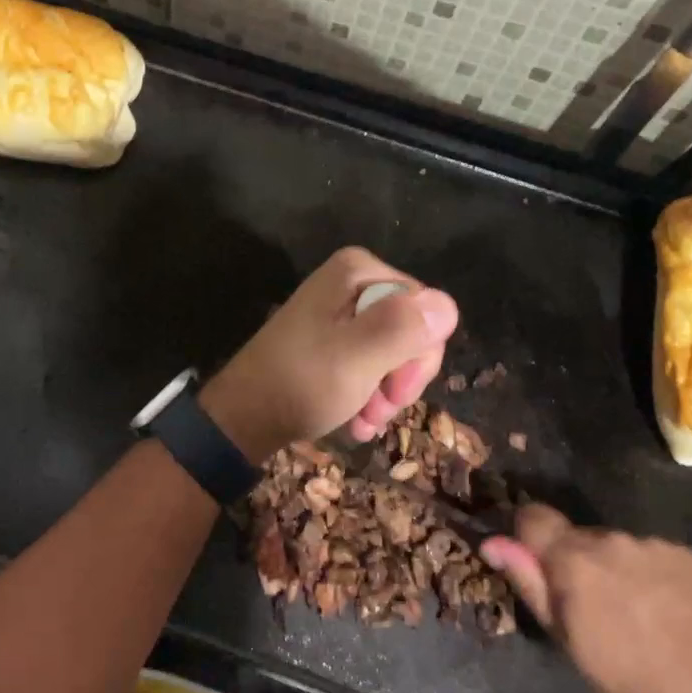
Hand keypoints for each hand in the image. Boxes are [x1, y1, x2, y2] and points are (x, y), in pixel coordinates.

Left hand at [199, 247, 456, 459]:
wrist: (243, 418)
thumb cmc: (301, 384)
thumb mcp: (357, 358)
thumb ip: (401, 329)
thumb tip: (448, 304)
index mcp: (358, 271)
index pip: (426, 309)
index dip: (419, 355)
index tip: (396, 391)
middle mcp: (351, 280)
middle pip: (411, 330)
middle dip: (401, 378)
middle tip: (380, 410)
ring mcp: (340, 309)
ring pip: (394, 351)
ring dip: (386, 393)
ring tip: (364, 421)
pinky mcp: (331, 336)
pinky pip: (370, 360)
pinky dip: (369, 393)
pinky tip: (356, 420)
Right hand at [481, 506, 691, 692]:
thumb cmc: (637, 683)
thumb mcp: (572, 644)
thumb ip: (531, 586)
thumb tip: (493, 543)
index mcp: (573, 560)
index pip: (532, 517)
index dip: (529, 536)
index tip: (537, 565)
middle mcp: (609, 538)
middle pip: (577, 537)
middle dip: (578, 562)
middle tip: (595, 610)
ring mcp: (652, 542)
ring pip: (617, 547)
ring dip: (616, 570)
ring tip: (638, 615)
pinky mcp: (687, 552)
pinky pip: (653, 554)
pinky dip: (651, 575)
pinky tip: (669, 611)